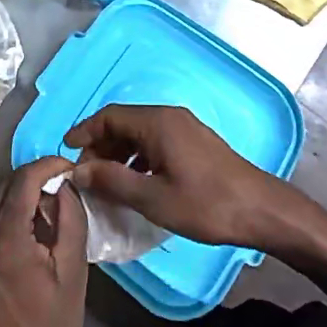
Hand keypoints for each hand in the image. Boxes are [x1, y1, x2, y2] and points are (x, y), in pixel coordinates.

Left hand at [0, 157, 86, 326]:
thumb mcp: (73, 274)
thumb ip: (69, 220)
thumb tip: (65, 185)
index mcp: (4, 241)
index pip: (22, 180)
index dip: (47, 165)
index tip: (69, 167)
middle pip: (4, 189)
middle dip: (34, 181)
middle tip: (63, 191)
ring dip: (20, 201)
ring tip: (49, 216)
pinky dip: (8, 221)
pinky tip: (29, 239)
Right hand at [65, 104, 301, 249]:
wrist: (260, 210)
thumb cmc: (205, 203)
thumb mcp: (152, 198)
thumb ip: (112, 181)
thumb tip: (78, 172)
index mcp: (157, 122)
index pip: (109, 116)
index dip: (84, 132)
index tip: (66, 152)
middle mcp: (168, 116)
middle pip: (123, 122)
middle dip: (99, 146)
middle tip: (84, 175)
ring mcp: (184, 127)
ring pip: (139, 133)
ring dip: (118, 153)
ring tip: (105, 182)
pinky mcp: (194, 142)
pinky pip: (155, 141)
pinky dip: (137, 157)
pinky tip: (134, 182)